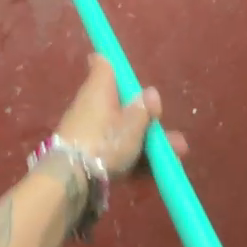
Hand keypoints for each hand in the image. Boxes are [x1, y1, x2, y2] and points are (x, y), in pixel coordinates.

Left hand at [53, 54, 186, 176]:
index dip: (113, 64)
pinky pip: (114, 153)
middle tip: (173, 137)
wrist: (70, 182)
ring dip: (146, 144)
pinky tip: (154, 173)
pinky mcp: (86, 157)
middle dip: (146, 120)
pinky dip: (132, 161)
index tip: (124, 70)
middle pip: (120, 105)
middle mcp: (90, 106)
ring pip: (120, 132)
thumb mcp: (132, 125)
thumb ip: (144, 109)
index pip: (102, 65)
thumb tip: (150, 92)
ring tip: (176, 156)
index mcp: (99, 89)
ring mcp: (87, 132)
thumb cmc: (105, 142)